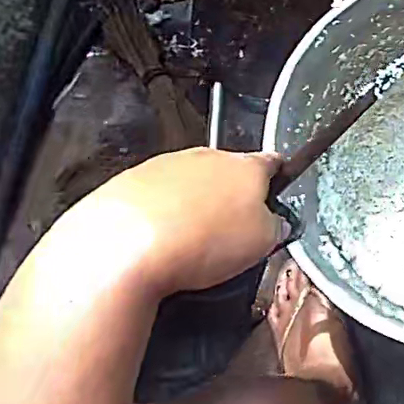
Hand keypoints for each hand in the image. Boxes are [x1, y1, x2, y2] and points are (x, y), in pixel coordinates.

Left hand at [61, 147, 288, 296]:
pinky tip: (158, 245)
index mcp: (246, 166)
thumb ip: (275, 226)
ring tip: (189, 247)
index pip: (273, 163)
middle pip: (229, 174)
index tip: (277, 192)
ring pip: (191, 185)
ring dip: (194, 208)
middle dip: (231, 200)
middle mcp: (208, 156)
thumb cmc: (198, 241)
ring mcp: (167, 165)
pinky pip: (157, 198)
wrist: (124, 246)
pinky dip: (160, 217)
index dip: (279, 178)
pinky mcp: (132, 181)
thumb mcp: (262, 243)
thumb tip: (275, 223)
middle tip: (230, 237)